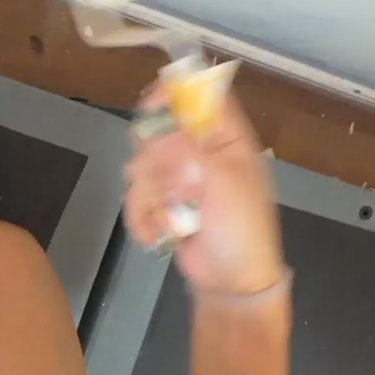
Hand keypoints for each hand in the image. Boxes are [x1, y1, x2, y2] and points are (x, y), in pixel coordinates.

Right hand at [123, 87, 286, 300]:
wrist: (231, 280)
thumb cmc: (241, 229)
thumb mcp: (224, 184)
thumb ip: (189, 151)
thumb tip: (154, 131)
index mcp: (226, 141)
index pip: (199, 99)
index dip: (173, 95)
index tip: (149, 106)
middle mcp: (198, 154)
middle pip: (156, 132)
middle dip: (154, 162)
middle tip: (168, 183)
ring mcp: (176, 180)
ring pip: (138, 168)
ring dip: (149, 198)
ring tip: (171, 220)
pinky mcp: (159, 204)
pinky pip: (133, 198)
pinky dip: (141, 218)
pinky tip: (158, 234)